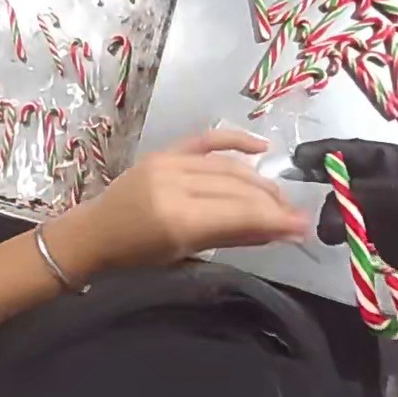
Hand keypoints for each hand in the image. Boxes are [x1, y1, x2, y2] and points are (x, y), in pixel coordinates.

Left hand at [44, 129, 307, 280]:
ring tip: (279, 198)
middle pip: (239, 188)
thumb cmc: (136, 256)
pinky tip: (260, 149)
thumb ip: (233, 237)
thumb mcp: (186, 253)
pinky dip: (234, 141)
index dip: (277, 218)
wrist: (94, 233)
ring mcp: (168, 164)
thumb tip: (278, 231)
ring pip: (228, 167)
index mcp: (179, 219)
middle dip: (272, 203)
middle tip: (296, 215)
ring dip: (258, 182)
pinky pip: (205, 140)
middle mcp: (176, 185)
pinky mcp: (163, 153)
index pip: (241, 213)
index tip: (303, 225)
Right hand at [292, 139, 397, 329]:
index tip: (295, 160)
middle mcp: (394, 177)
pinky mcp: (396, 231)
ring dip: (337, 212)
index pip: (349, 150)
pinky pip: (362, 225)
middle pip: (348, 175)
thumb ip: (348, 206)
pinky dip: (350, 231)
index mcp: (396, 159)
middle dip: (326, 183)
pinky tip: (345, 238)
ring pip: (352, 202)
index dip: (321, 153)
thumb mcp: (389, 200)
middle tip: (303, 190)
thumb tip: (324, 228)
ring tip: (328, 227)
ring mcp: (395, 205)